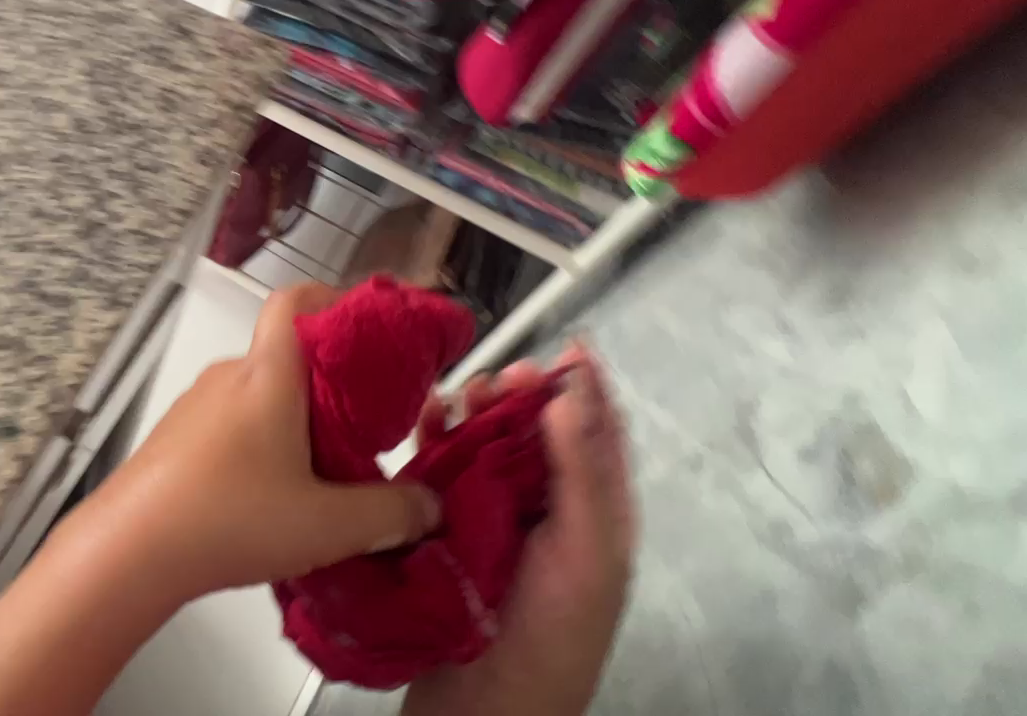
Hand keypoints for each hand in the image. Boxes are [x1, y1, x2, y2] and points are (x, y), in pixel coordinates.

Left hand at [78, 282, 443, 599]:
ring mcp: (197, 401)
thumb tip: (428, 506)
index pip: (294, 300)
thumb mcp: (326, 524)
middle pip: (285, 351)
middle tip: (365, 424)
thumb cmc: (230, 516)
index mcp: (267, 375)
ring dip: (295, 415)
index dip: (333, 298)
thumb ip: (388, 513)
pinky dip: (261, 435)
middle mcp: (229, 375)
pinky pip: (232, 415)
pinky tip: (270, 490)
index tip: (367, 328)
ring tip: (322, 469)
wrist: (132, 546)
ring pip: (259, 388)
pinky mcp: (178, 430)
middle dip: (330, 379)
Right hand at [404, 345, 636, 715]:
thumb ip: (581, 475)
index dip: (589, 392)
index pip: (598, 439)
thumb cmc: (549, 635)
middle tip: (505, 372)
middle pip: (536, 433)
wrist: (482, 708)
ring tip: (464, 392)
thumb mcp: (585, 555)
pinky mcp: (445, 521)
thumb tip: (568, 398)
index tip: (573, 348)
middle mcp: (544, 509)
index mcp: (591, 517)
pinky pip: (441, 467)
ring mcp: (491, 515)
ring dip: (477, 412)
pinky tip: (429, 419)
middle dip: (524, 395)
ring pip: (486, 444)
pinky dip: (436, 437)